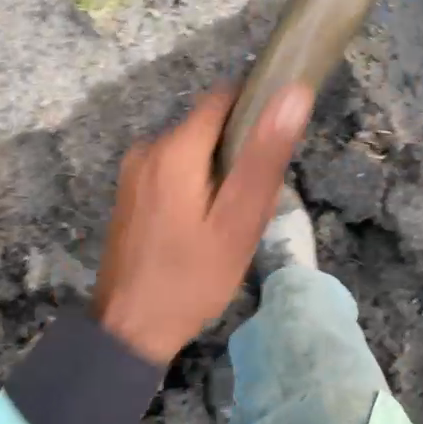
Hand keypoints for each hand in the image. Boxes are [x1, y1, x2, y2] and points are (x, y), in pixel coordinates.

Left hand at [91, 85, 314, 365]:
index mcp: (174, 148)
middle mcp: (147, 148)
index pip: (224, 97)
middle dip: (236, 154)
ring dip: (216, 175)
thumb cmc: (192, 279)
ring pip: (190, 152)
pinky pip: (172, 173)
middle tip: (251, 206)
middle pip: (207, 128)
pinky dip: (194, 189)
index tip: (274, 150)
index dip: (255, 112)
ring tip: (228, 224)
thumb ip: (264, 157)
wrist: (130, 328)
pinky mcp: (129, 195)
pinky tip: (201, 230)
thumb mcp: (238, 222)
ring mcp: (133, 172)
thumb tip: (293, 94)